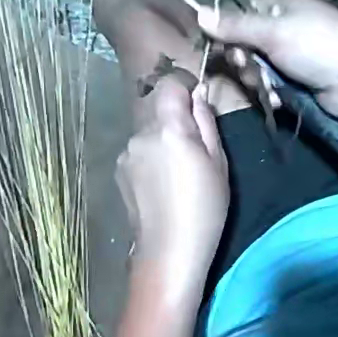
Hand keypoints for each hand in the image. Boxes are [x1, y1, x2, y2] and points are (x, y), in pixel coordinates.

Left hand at [117, 76, 228, 296]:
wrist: (168, 251)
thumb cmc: (204, 208)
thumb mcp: (218, 163)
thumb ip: (206, 122)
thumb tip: (199, 95)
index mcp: (168, 128)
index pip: (169, 85)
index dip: (184, 90)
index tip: (198, 107)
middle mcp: (140, 134)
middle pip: (158, 110)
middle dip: (176, 122)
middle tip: (195, 152)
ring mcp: (125, 154)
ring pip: (148, 133)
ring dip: (162, 142)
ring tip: (178, 176)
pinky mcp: (118, 172)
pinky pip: (139, 153)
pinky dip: (150, 160)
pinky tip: (161, 187)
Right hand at [196, 0, 337, 120]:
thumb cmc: (319, 46)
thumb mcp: (273, 30)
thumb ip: (235, 25)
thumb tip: (197, 12)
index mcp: (278, 6)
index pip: (239, 14)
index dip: (227, 30)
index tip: (223, 46)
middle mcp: (283, 30)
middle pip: (243, 46)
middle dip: (244, 62)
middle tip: (251, 69)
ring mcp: (291, 60)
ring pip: (256, 72)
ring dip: (258, 82)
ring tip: (270, 88)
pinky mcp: (298, 85)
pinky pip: (272, 90)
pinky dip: (272, 96)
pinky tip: (279, 101)